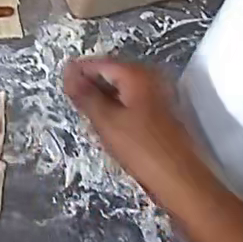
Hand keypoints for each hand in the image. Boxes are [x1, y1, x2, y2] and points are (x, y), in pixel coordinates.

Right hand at [63, 57, 224, 213]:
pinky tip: (109, 127)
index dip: (79, 72)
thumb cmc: (141, 148)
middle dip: (91, 87)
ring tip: (88, 118)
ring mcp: (159, 95)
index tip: (62, 85)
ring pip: (122, 91)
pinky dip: (117, 111)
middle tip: (73, 104)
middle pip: (113, 74)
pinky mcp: (161, 113)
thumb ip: (85, 94)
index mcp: (137, 74)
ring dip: (104, 101)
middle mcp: (151, 78)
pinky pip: (132, 103)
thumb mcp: (106, 121)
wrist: (180, 179)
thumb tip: (68, 70)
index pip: (100, 63)